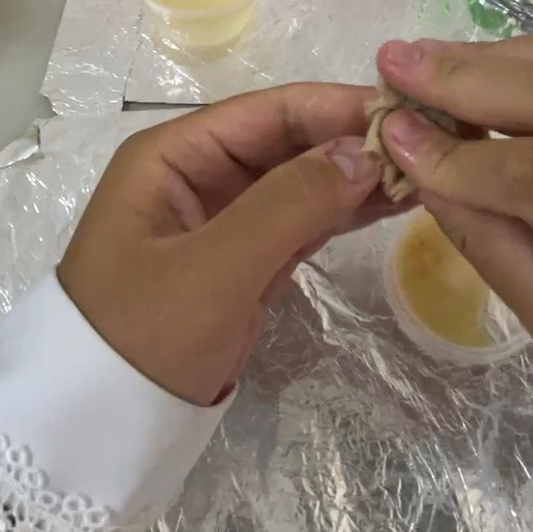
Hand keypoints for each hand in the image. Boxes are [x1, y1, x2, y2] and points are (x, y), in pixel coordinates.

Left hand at [58, 84, 398, 405]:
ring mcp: (226, 217)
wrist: (105, 425)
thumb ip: (288, 204)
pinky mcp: (247, 257)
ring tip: (423, 171)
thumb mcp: (214, 267)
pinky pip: (302, 221)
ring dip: (356, 176)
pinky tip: (391, 203)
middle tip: (427, 143)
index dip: (335, 106)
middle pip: (289, 142)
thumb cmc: (144, 335)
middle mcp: (200, 173)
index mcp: (175, 154)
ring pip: (302, 181)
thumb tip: (363, 154)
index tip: (403, 110)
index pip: (266, 112)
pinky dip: (343, 212)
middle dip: (352, 140)